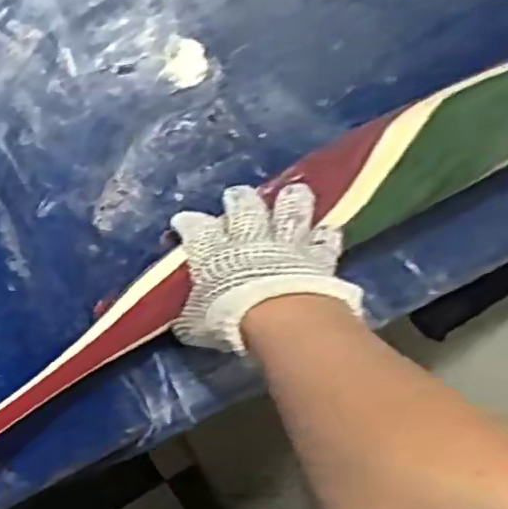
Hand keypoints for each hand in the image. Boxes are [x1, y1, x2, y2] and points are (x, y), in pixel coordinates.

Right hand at [170, 183, 362, 353]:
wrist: (278, 316)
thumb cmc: (222, 317)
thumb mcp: (190, 318)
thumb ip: (189, 306)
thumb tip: (185, 310)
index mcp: (210, 254)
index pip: (196, 231)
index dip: (188, 223)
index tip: (182, 218)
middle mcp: (248, 243)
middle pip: (245, 213)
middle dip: (239, 201)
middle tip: (236, 192)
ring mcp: (287, 247)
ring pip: (289, 216)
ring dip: (291, 202)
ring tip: (293, 190)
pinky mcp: (319, 257)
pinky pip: (324, 240)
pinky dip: (324, 234)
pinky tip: (327, 229)